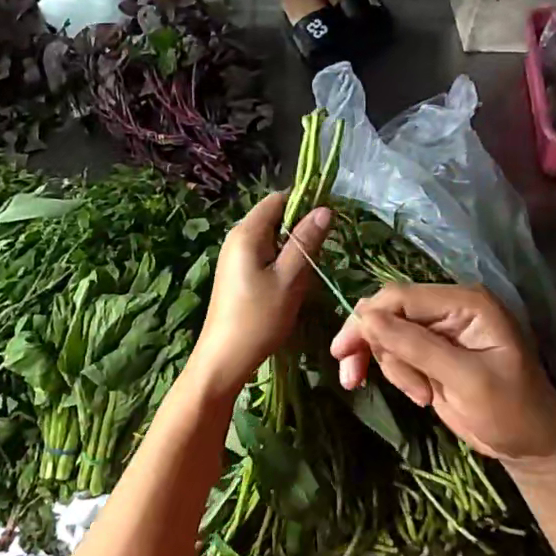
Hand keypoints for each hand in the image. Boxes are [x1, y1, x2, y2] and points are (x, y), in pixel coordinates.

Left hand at [188, 193, 332, 389]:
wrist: (225, 356)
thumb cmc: (259, 317)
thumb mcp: (290, 278)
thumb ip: (306, 241)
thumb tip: (324, 209)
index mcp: (246, 232)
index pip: (277, 199)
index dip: (304, 202)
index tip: (329, 219)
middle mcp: (236, 238)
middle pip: (273, 217)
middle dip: (300, 227)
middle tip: (323, 249)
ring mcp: (234, 256)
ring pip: (270, 238)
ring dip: (292, 247)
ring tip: (310, 269)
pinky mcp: (236, 273)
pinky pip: (263, 255)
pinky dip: (281, 261)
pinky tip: (292, 282)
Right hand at [330, 284, 555, 466]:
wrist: (533, 446)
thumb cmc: (512, 411)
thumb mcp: (466, 380)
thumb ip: (416, 347)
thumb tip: (365, 318)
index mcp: (465, 303)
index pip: (400, 297)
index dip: (367, 319)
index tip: (343, 351)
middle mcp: (448, 309)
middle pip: (386, 312)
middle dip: (371, 344)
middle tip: (351, 377)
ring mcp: (438, 329)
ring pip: (385, 334)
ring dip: (390, 366)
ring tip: (420, 397)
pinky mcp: (429, 351)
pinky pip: (394, 351)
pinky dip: (393, 372)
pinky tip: (414, 395)